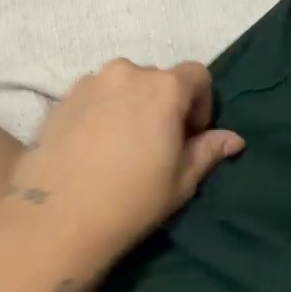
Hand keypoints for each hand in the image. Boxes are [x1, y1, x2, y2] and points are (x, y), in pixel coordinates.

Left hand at [7, 59, 244, 268]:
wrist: (57, 219)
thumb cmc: (131, 200)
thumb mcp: (181, 181)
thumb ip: (208, 151)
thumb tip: (234, 139)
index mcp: (164, 87)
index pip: (197, 75)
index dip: (201, 103)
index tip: (190, 135)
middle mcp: (127, 72)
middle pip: (158, 78)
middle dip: (164, 104)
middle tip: (157, 143)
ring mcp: (91, 82)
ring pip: (124, 85)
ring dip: (131, 104)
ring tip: (122, 144)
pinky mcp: (62, 97)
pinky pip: (95, 94)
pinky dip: (102, 110)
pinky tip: (94, 147)